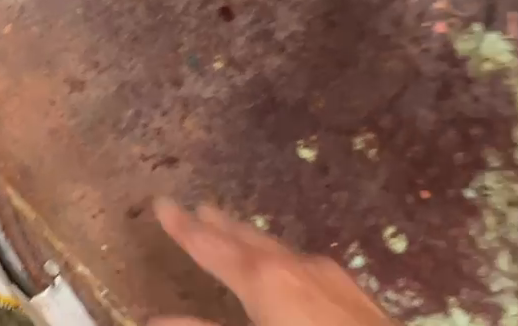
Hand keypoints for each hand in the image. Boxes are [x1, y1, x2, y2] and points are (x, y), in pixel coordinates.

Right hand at [153, 199, 392, 325]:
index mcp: (261, 277)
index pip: (209, 244)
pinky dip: (289, 262)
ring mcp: (335, 283)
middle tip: (200, 209)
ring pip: (282, 252)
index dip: (182, 225)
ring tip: (241, 235)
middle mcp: (293, 267)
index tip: (161, 202)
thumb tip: (151, 318)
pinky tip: (300, 272)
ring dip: (255, 241)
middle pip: (248, 240)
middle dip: (222, 226)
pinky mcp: (366, 304)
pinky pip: (312, 269)